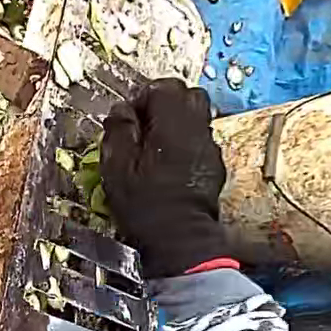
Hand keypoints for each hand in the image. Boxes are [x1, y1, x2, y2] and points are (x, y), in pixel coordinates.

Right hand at [101, 81, 230, 276]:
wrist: (180, 242)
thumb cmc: (145, 206)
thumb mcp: (117, 168)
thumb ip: (118, 131)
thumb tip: (121, 111)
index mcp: (174, 126)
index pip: (163, 88)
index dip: (142, 98)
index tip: (128, 120)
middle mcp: (198, 131)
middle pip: (187, 95)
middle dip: (163, 103)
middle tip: (143, 126)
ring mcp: (210, 148)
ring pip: (197, 115)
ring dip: (175, 122)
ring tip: (154, 144)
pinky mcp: (214, 166)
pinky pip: (200, 139)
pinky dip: (185, 141)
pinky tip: (169, 163)